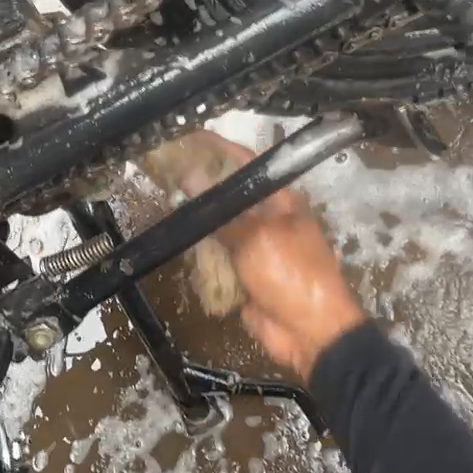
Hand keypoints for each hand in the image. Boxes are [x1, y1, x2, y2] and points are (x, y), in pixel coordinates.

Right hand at [164, 131, 367, 380]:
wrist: (311, 334)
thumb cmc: (293, 276)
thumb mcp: (257, 238)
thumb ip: (221, 213)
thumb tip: (188, 180)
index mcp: (281, 200)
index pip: (245, 164)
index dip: (217, 149)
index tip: (187, 138)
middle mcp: (267, 218)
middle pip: (228, 194)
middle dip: (198, 183)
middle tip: (163, 170)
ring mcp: (254, 247)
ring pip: (218, 225)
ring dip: (194, 218)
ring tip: (161, 199)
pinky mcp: (242, 273)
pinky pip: (215, 256)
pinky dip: (197, 250)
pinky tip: (172, 237)